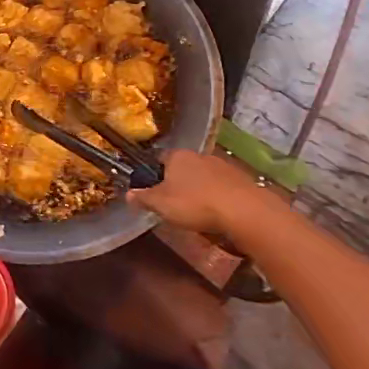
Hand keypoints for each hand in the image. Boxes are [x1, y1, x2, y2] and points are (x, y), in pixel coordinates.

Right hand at [128, 150, 280, 240]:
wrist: (241, 209)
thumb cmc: (194, 203)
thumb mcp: (162, 205)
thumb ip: (143, 198)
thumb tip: (128, 194)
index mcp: (177, 156)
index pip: (159, 158)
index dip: (154, 174)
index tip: (152, 191)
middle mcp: (198, 155)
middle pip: (182, 167)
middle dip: (178, 183)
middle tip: (174, 205)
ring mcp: (221, 165)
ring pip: (202, 176)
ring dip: (199, 190)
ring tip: (197, 213)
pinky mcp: (238, 178)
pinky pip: (220, 186)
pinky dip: (216, 197)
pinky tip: (217, 214)